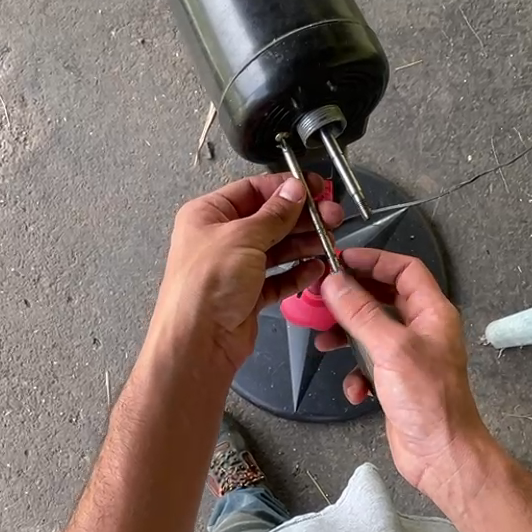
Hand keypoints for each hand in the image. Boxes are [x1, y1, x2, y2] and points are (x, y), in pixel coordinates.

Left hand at [150, 173, 343, 375]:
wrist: (198, 343)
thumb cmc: (208, 284)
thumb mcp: (242, 237)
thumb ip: (274, 214)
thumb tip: (295, 190)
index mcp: (209, 215)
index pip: (253, 191)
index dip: (286, 188)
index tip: (317, 188)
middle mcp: (222, 239)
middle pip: (269, 220)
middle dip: (302, 219)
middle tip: (333, 218)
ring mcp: (236, 269)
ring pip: (277, 250)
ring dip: (304, 245)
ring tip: (330, 242)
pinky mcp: (249, 296)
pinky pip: (278, 279)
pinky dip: (298, 273)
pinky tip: (317, 268)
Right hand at [318, 248, 496, 504]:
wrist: (440, 454)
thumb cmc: (427, 399)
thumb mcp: (391, 348)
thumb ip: (360, 313)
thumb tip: (333, 282)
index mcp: (432, 313)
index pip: (404, 270)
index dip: (374, 260)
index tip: (339, 261)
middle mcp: (422, 331)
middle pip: (382, 299)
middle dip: (351, 301)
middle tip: (319, 299)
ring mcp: (408, 358)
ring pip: (370, 334)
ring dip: (346, 338)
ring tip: (324, 343)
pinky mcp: (396, 383)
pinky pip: (368, 367)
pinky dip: (357, 376)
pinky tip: (355, 391)